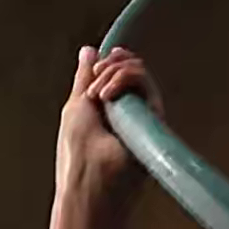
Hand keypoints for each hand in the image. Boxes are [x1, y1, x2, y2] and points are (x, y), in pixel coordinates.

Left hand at [56, 46, 162, 197]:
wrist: (90, 178)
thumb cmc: (77, 152)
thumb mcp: (75, 106)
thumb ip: (84, 77)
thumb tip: (89, 50)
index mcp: (108, 103)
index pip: (118, 69)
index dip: (111, 60)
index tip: (98, 65)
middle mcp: (127, 104)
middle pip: (129, 64)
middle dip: (110, 64)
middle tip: (96, 77)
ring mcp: (141, 108)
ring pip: (138, 69)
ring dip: (114, 72)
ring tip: (100, 94)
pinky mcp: (153, 112)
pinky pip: (145, 80)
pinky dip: (125, 77)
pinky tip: (109, 95)